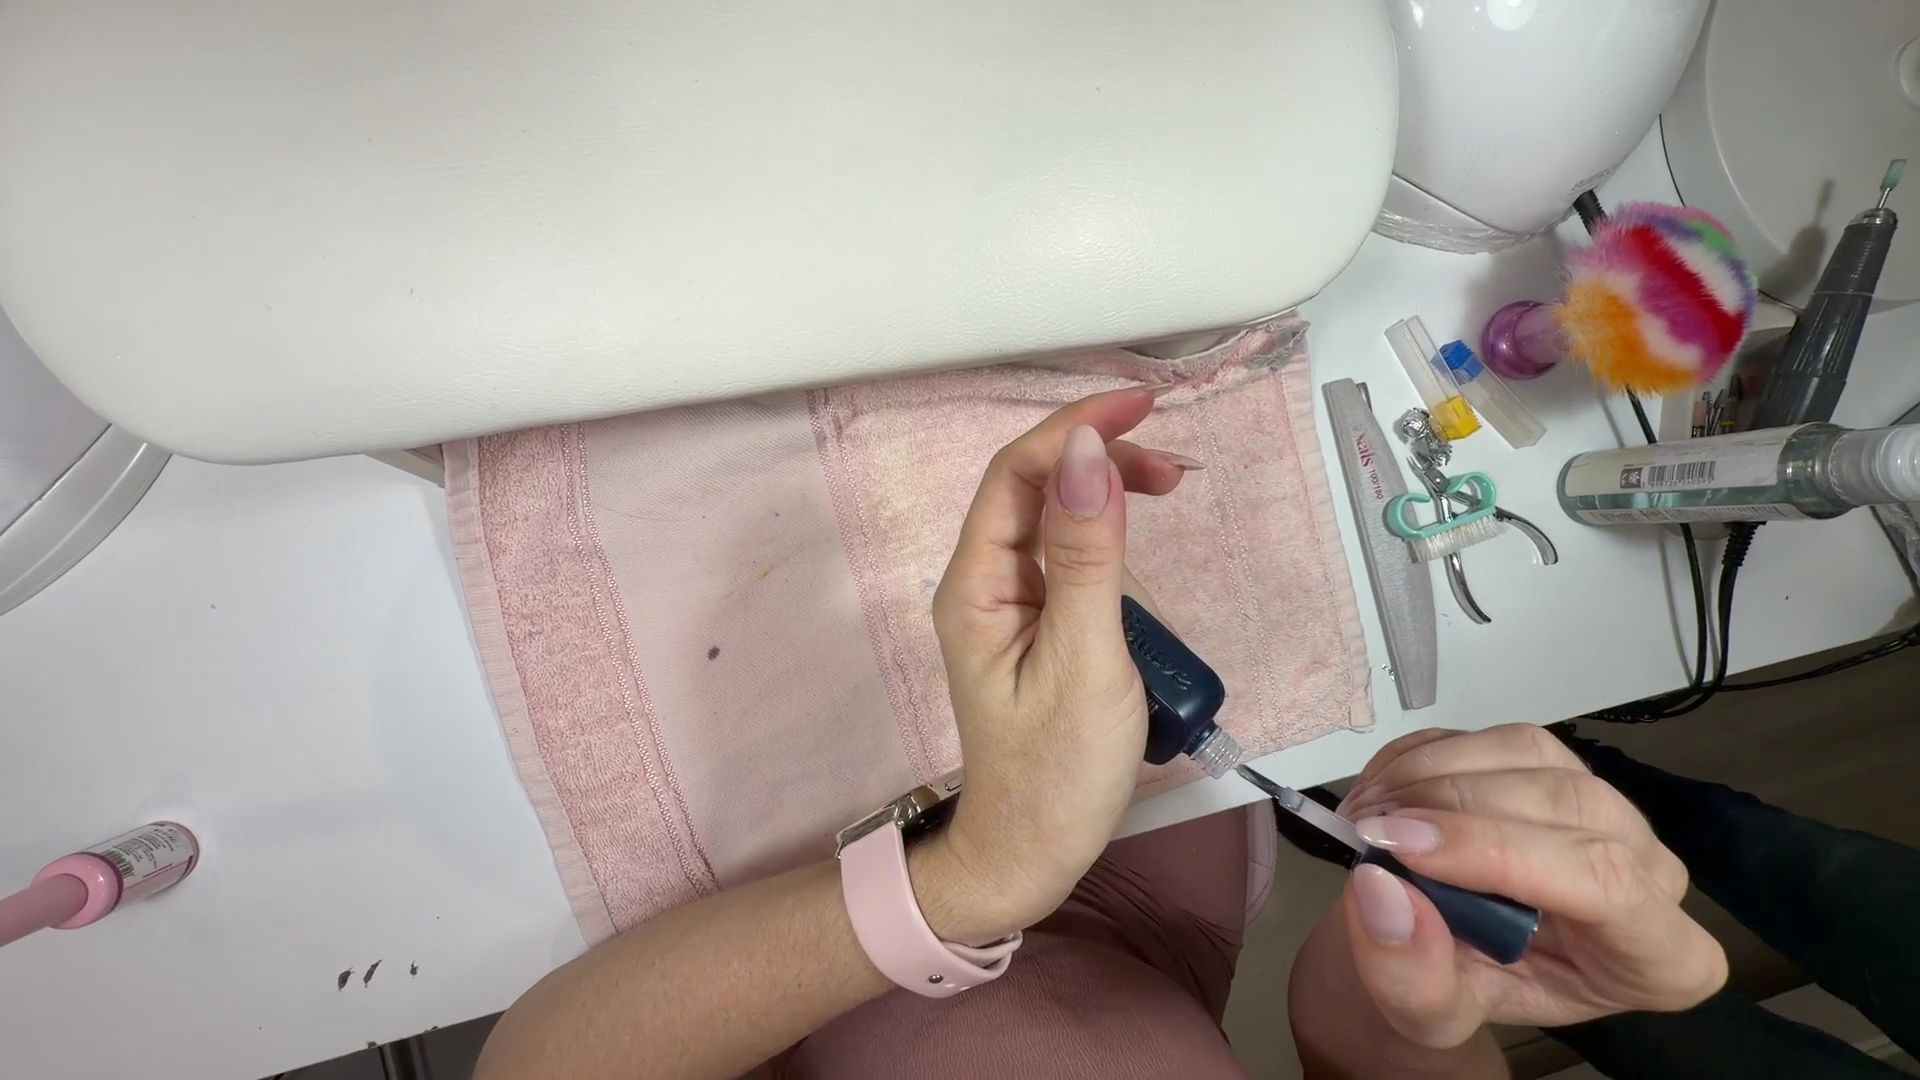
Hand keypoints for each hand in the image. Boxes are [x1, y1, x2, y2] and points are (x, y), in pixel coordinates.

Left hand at [913, 388, 1197, 943]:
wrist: (1029, 851)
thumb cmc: (1056, 769)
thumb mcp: (1083, 659)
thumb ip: (1086, 555)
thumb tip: (1086, 452)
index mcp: (976, 583)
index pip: (1014, 474)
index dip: (1070, 427)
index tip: (1141, 404)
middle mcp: (982, 580)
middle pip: (1029, 486)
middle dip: (1093, 454)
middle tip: (1170, 462)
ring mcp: (1006, 601)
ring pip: (1049, 515)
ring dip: (1103, 486)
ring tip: (1167, 483)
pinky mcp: (1033, 621)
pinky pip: (1063, 552)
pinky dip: (1102, 527)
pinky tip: (1135, 526)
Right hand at [1308, 724, 1726, 1049]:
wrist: (1431, 946)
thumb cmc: (1446, 985)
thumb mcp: (1423, 1013)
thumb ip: (1409, 974)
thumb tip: (1381, 887)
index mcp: (1654, 958)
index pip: (1605, 884)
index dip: (1494, 851)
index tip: (1393, 845)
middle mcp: (1648, 871)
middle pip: (1568, 804)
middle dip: (1449, 805)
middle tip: (1365, 827)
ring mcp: (1598, 806)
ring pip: (1527, 752)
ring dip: (1426, 773)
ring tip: (1365, 812)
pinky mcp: (1543, 764)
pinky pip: (1484, 735)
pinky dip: (1415, 756)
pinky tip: (1380, 792)